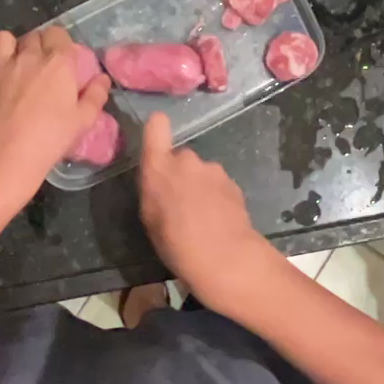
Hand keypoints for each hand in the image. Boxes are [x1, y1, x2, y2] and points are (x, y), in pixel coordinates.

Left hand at [0, 27, 110, 210]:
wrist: (9, 154)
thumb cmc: (53, 136)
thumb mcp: (84, 119)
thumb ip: (96, 95)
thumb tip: (103, 78)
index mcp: (58, 62)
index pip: (60, 34)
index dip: (62, 43)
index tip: (66, 59)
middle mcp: (30, 56)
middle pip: (35, 35)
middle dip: (41, 43)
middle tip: (46, 64)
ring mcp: (3, 66)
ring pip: (4, 38)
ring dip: (12, 45)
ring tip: (18, 62)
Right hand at [138, 112, 275, 303]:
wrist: (225, 257)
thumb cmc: (175, 243)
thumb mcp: (150, 218)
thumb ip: (154, 190)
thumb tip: (162, 182)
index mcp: (160, 167)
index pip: (157, 126)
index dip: (157, 128)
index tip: (157, 138)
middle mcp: (186, 160)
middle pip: (180, 158)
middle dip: (179, 174)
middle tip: (179, 203)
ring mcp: (213, 169)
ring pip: (201, 172)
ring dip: (199, 186)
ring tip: (200, 216)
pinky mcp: (233, 183)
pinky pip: (218, 185)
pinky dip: (216, 197)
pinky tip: (218, 220)